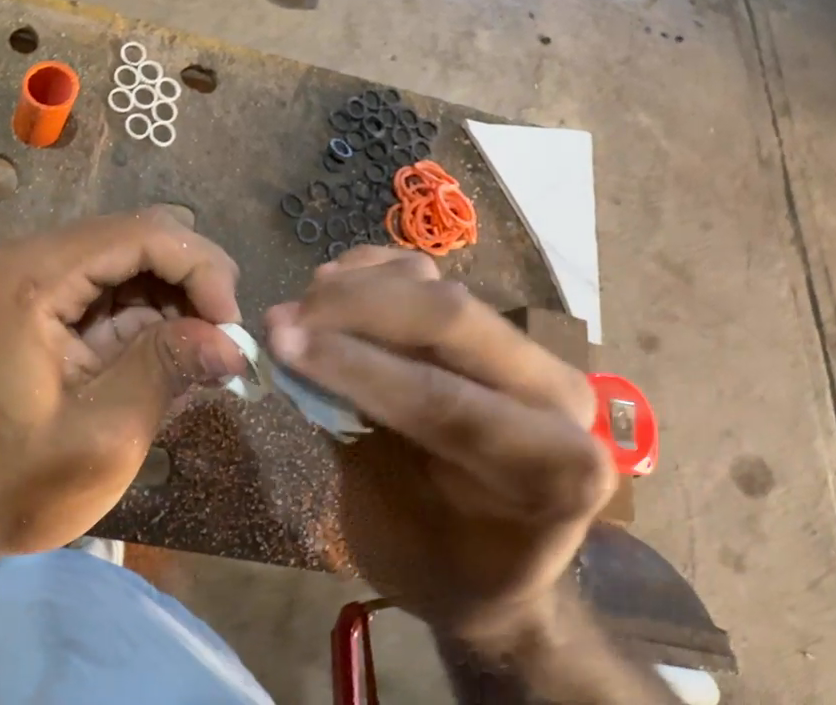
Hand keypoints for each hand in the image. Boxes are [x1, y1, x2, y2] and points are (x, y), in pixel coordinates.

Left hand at [0, 208, 246, 556]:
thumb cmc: (13, 483)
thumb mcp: (102, 435)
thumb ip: (167, 369)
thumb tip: (235, 341)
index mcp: (35, 278)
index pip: (141, 234)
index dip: (201, 267)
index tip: (233, 328)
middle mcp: (33, 261)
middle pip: (138, 239)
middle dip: (194, 282)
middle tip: (227, 343)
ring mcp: (37, 282)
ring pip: (132, 263)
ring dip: (177, 302)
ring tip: (205, 360)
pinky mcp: (46, 308)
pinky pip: (113, 292)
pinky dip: (151, 319)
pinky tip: (173, 363)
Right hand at [266, 247, 613, 655]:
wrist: (484, 562)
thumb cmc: (437, 562)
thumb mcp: (389, 523)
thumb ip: (349, 432)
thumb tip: (289, 355)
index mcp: (554, 468)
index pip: (444, 399)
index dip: (354, 364)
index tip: (280, 343)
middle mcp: (556, 396)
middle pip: (449, 319)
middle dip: (354, 310)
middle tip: (281, 320)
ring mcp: (526, 353)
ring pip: (434, 287)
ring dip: (354, 288)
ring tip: (297, 312)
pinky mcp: (491, 326)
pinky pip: (427, 276)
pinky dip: (369, 273)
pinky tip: (329, 289)